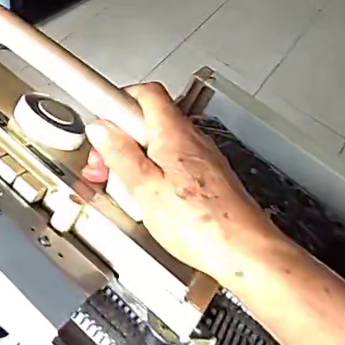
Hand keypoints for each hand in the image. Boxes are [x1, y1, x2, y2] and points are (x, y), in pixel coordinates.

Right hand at [82, 83, 287, 285]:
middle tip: (106, 165)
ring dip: (137, 161)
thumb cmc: (203, 224)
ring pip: (160, 145)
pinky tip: (151, 202)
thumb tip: (102, 130)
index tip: (99, 119)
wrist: (245, 252)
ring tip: (127, 189)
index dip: (118, 100)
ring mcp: (202, 158)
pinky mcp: (208, 179)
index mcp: (174, 133)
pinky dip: (157, 176)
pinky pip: (174, 165)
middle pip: (149, 121)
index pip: (145, 93)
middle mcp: (192, 139)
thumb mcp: (145, 189)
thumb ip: (121, 155)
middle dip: (122, 140)